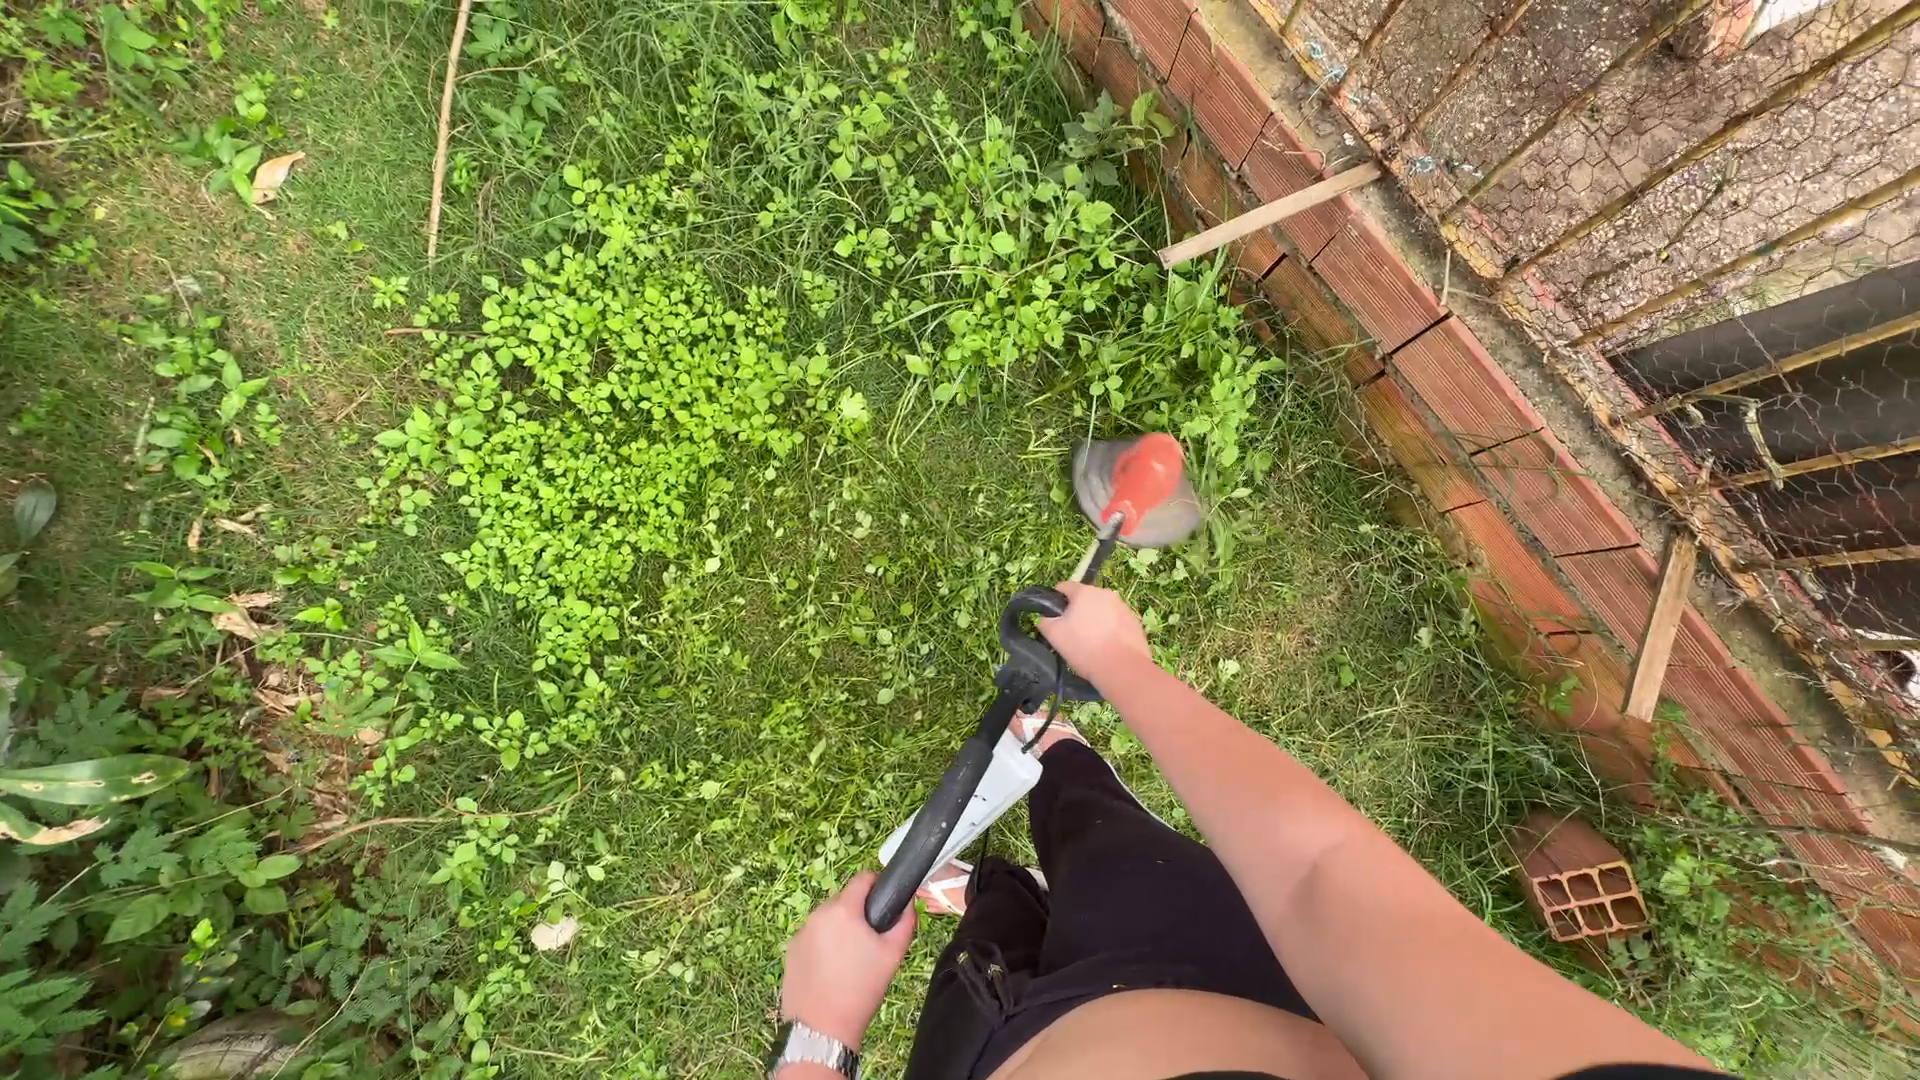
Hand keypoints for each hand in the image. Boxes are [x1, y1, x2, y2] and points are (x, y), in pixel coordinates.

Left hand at [780, 870, 915, 1049]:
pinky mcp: (790, 951)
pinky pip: (813, 937)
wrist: (822, 1029)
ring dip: (840, 929)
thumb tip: (907, 902)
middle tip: (870, 941)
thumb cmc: (861, 990)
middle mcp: (818, 914)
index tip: (884, 902)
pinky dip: (823, 945)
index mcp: (843, 910)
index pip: (862, 878)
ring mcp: (801, 932)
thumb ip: (905, 920)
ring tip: (850, 960)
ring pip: (828, 920)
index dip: (878, 884)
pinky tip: (831, 970)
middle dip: (858, 914)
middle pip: (845, 900)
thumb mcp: (893, 954)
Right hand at [1038, 581, 1151, 684]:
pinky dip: (1110, 629)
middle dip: (1077, 611)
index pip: (1064, 586)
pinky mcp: (1135, 621)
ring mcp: (1123, 606)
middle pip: (1085, 598)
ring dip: (1095, 619)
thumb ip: (1044, 621)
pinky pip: (1116, 621)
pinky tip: (1107, 647)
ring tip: (1091, 642)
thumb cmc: (1084, 648)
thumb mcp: (1054, 635)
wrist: (1122, 669)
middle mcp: (1105, 593)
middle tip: (1071, 633)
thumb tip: (1044, 617)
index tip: (1053, 616)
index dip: (1055, 600)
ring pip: (1102, 609)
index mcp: (1084, 592)